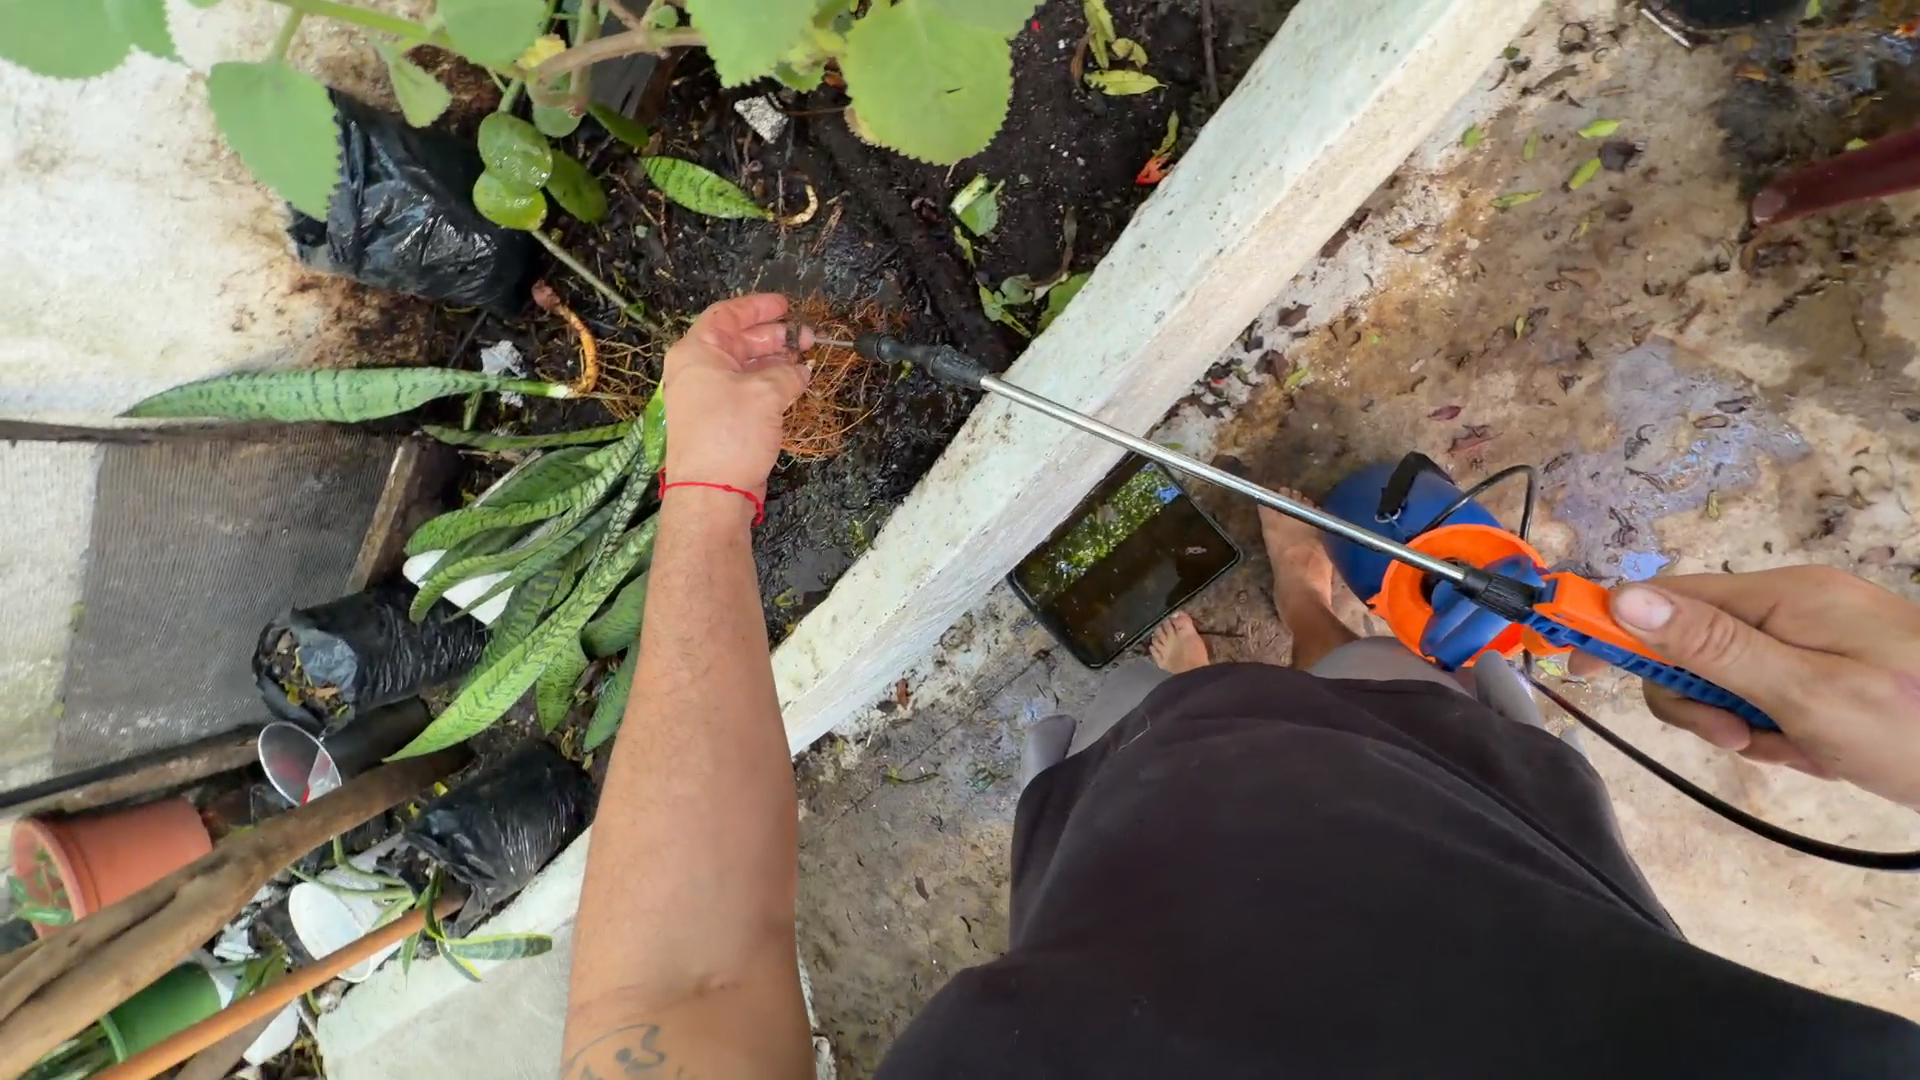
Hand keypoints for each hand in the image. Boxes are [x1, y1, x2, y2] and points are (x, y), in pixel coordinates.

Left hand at [660, 294, 810, 497]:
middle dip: (776, 338)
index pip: (726, 316)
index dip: (757, 308)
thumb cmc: (731, 433)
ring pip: (748, 368)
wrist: (713, 490)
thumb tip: (802, 369)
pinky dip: (773, 386)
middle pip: (740, 342)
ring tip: (807, 361)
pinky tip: (797, 386)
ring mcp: (711, 397)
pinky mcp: (724, 420)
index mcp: (698, 353)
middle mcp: (700, 371)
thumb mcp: (764, 394)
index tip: (786, 306)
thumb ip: (787, 374)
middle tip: (808, 338)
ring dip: (778, 362)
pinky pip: (750, 392)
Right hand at [1609, 566, 1919, 807]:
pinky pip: (1754, 695)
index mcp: (1783, 596)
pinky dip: (1765, 727)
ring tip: (1779, 748)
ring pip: (1714, 675)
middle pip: (1683, 642)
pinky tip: (1807, 748)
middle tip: (1731, 737)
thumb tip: (1621, 599)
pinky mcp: (1820, 674)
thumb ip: (1710, 645)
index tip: (1580, 668)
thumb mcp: (1808, 693)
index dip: (1610, 627)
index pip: (1661, 598)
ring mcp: (1806, 642)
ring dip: (1729, 718)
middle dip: (1692, 695)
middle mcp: (1788, 608)